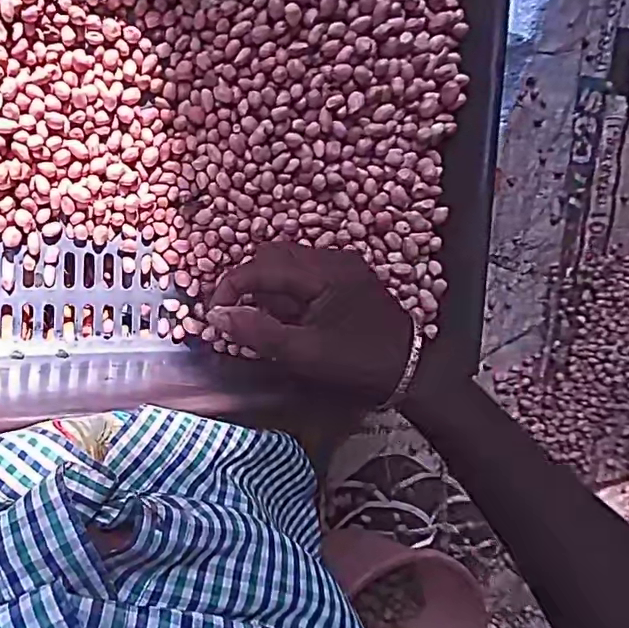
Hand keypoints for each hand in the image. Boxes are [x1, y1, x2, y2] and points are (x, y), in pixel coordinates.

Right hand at [204, 243, 414, 404]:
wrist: (415, 371)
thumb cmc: (359, 363)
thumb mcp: (304, 354)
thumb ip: (258, 332)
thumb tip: (217, 316)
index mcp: (323, 272)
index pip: (261, 266)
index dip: (230, 287)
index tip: (213, 313)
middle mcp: (333, 259)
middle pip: (272, 256)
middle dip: (246, 282)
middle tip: (233, 314)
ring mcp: (342, 266)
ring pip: (286, 263)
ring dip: (265, 286)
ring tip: (258, 319)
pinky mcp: (346, 278)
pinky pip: (303, 273)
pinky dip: (284, 290)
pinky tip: (285, 317)